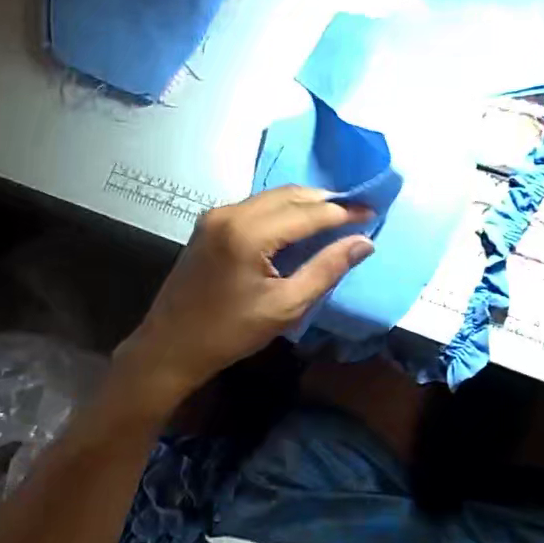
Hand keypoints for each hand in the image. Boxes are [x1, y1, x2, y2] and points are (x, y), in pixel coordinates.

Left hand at [121, 187, 374, 395]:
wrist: (169, 347)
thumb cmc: (230, 332)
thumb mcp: (287, 306)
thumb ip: (327, 269)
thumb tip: (364, 243)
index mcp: (248, 233)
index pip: (308, 212)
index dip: (343, 212)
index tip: (373, 212)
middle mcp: (230, 213)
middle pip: (290, 195)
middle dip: (326, 201)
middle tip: (359, 211)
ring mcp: (216, 216)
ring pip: (273, 197)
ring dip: (306, 204)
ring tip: (337, 216)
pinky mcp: (210, 224)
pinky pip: (257, 206)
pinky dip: (285, 210)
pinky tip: (302, 224)